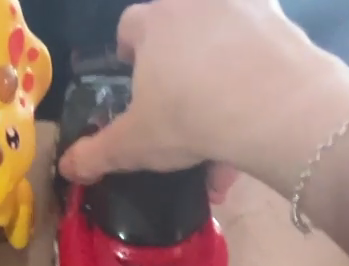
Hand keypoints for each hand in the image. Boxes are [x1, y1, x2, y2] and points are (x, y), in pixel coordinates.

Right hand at [56, 0, 348, 196]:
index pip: (130, 28)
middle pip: (179, 32)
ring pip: (222, 46)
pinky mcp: (282, 22)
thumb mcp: (134, 144)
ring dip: (219, 82)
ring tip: (222, 136)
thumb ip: (98, 154)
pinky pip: (259, 54)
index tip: (136, 79)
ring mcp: (242, 6)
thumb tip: (66, 166)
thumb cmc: (186, 116)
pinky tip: (255, 125)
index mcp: (154, 25)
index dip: (130, 53)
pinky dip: (254, 84)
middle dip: (178, 69)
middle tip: (180, 112)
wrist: (269, 103)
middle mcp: (196, 2)